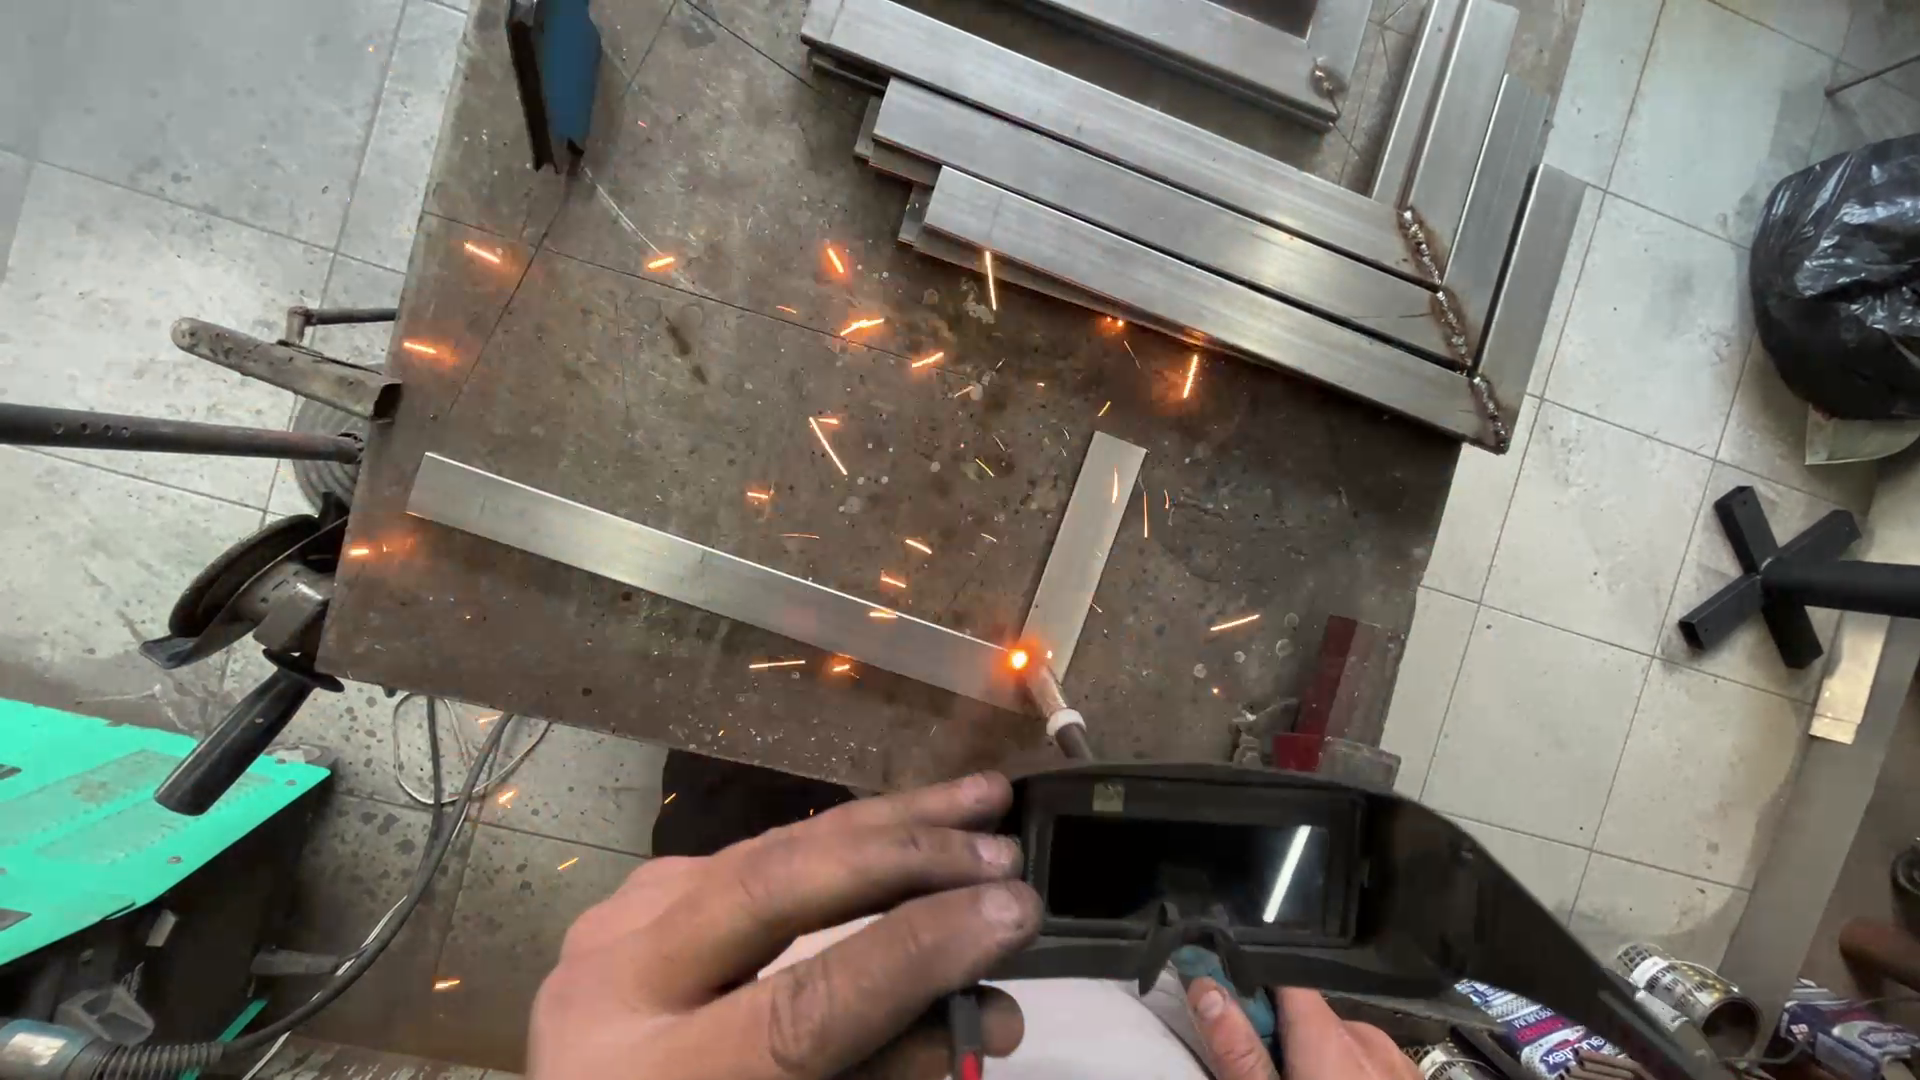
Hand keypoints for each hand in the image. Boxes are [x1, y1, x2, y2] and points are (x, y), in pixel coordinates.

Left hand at [528, 773, 1041, 1079]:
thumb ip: (882, 1075)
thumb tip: (993, 1009)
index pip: (805, 1005)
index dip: (917, 952)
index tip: (1014, 908)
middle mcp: (619, 984)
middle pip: (777, 885)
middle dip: (907, 858)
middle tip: (1003, 852)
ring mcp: (621, 920)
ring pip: (773, 843)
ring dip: (888, 823)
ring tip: (979, 799)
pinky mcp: (640, 888)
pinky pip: (759, 850)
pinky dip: (840, 838)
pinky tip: (902, 821)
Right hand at [1186, 981, 1421, 1079]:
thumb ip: (1238, 1053)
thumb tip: (1205, 985)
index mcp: (1332, 1038)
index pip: (1284, 976)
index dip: (1252, 981)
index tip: (1229, 1009)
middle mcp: (1371, 1041)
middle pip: (1312, 1016)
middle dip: (1285, 1039)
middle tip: (1269, 1079)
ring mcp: (1403, 1069)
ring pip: (1345, 1047)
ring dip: (1320, 1066)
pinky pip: (1376, 1071)